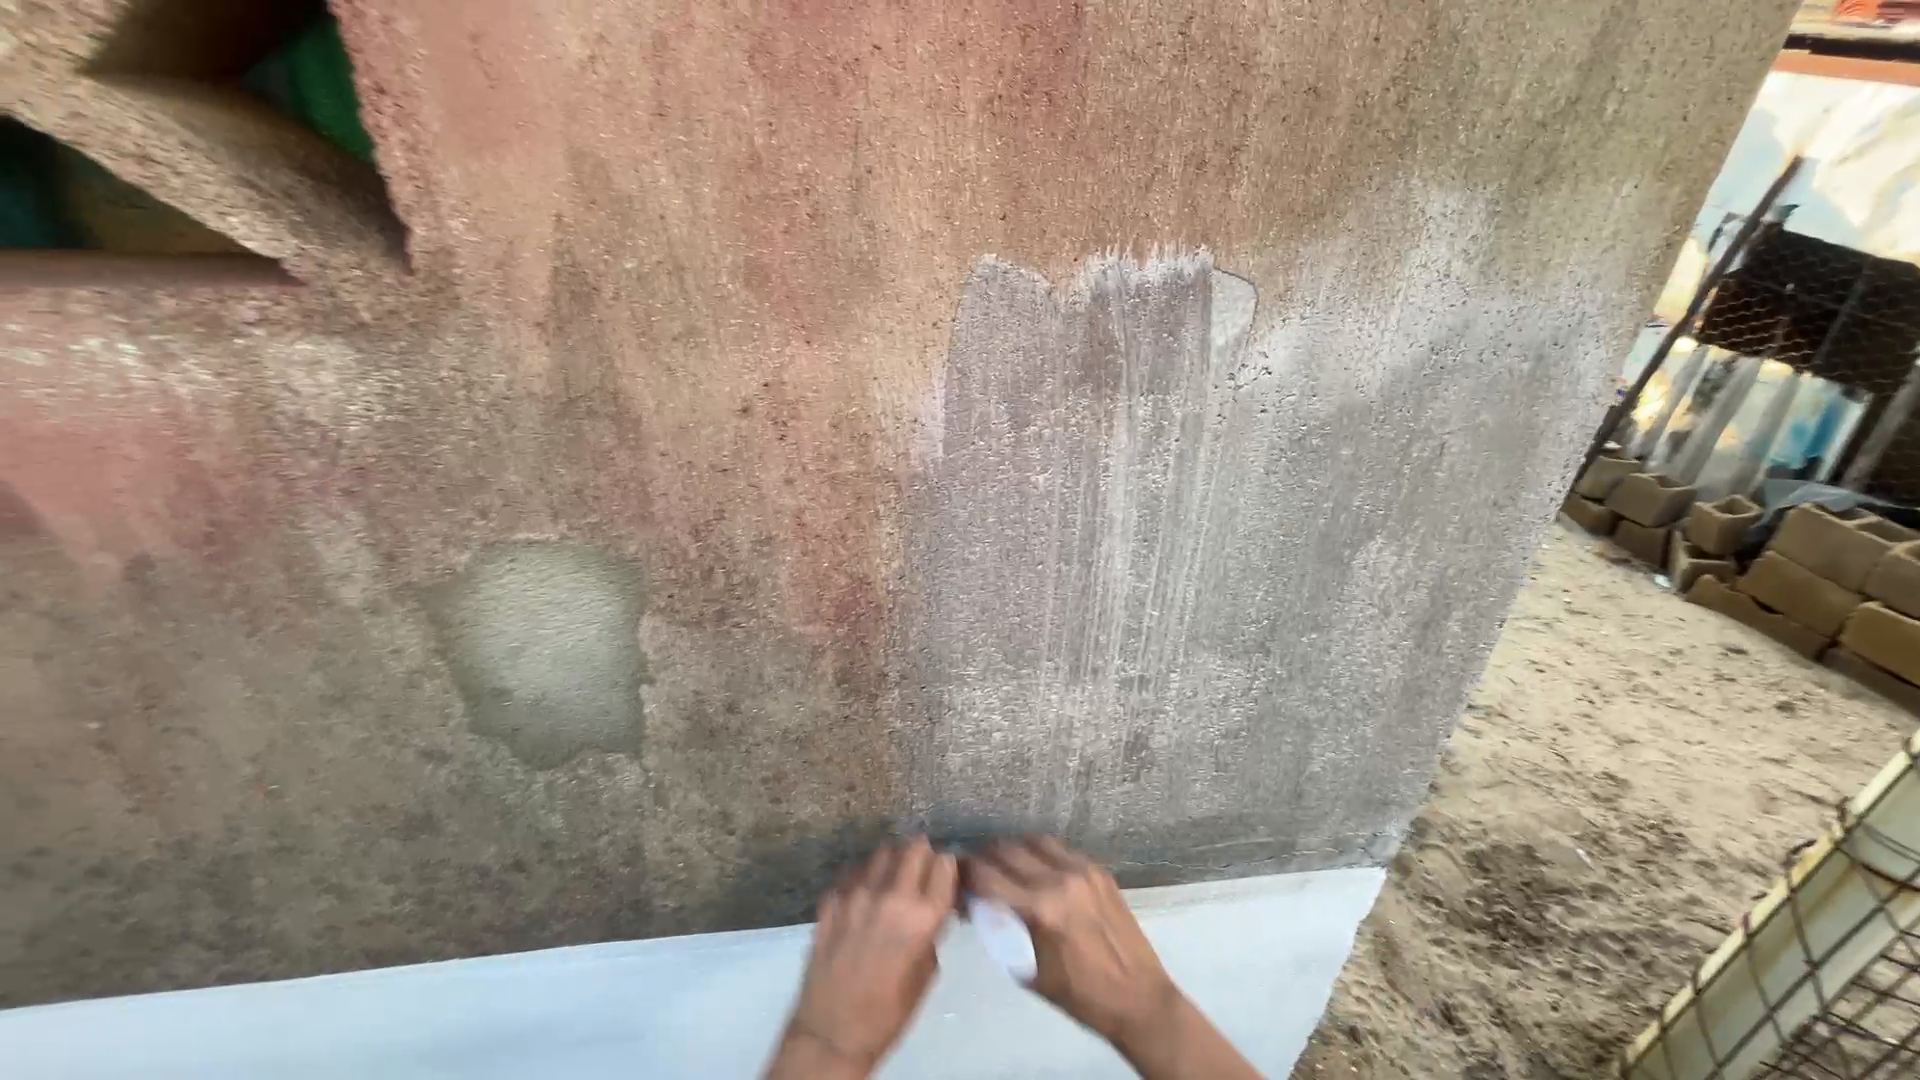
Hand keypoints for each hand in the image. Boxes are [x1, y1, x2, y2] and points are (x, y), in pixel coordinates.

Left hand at [765, 835, 958, 1079]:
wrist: (831, 1032)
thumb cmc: (887, 1012)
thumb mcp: (926, 974)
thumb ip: (931, 933)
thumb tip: (931, 910)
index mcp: (922, 918)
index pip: (944, 863)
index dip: (947, 867)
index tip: (944, 876)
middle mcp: (891, 896)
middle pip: (914, 846)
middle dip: (922, 854)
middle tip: (920, 869)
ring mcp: (856, 894)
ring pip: (882, 851)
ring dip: (892, 861)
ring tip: (890, 880)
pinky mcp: (830, 900)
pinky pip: (852, 871)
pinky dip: (862, 876)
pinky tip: (862, 896)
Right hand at [965, 836, 1260, 1079]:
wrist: (1139, 999)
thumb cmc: (1080, 995)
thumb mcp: (1030, 971)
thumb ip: (1004, 933)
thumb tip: (982, 909)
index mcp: (1040, 908)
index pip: (988, 876)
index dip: (965, 872)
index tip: (954, 875)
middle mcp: (1060, 879)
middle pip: (1008, 850)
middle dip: (985, 856)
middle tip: (973, 866)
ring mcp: (1083, 871)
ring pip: (1035, 841)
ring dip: (1013, 848)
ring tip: (1001, 860)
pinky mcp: (1099, 871)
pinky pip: (1061, 849)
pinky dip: (1040, 852)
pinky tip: (1034, 865)